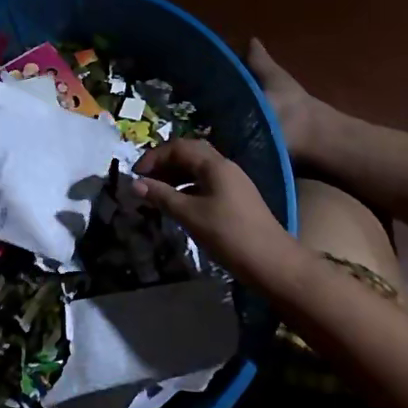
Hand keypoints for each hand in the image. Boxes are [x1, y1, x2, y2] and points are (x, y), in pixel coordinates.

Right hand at [133, 139, 301, 284]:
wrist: (271, 261)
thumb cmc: (228, 234)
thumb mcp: (190, 215)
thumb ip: (162, 196)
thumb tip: (135, 184)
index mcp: (215, 165)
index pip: (179, 147)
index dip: (155, 157)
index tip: (136, 175)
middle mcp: (225, 166)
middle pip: (190, 154)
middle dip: (164, 163)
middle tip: (145, 180)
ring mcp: (233, 182)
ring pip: (198, 169)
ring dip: (176, 176)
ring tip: (157, 193)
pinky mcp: (236, 198)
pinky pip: (206, 183)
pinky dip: (188, 188)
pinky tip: (178, 204)